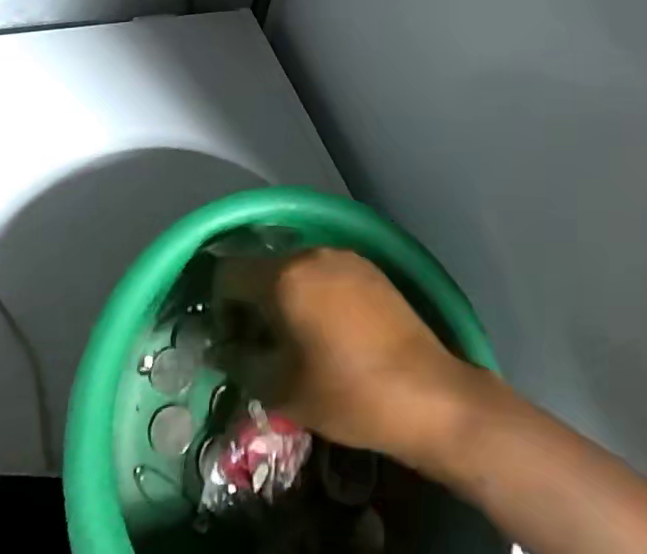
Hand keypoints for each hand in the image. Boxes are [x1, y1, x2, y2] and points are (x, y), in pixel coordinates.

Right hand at [215, 247, 478, 465]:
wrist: (425, 392)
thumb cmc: (345, 392)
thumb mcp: (279, 388)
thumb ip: (240, 360)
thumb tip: (223, 347)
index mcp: (286, 275)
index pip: (229, 273)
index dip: (220, 307)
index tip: (231, 340)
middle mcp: (314, 253)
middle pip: (264, 268)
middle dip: (253, 303)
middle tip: (261, 346)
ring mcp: (347, 257)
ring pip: (297, 269)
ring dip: (286, 297)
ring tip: (296, 340)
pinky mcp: (372, 268)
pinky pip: (327, 273)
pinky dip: (315, 294)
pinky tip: (329, 331)